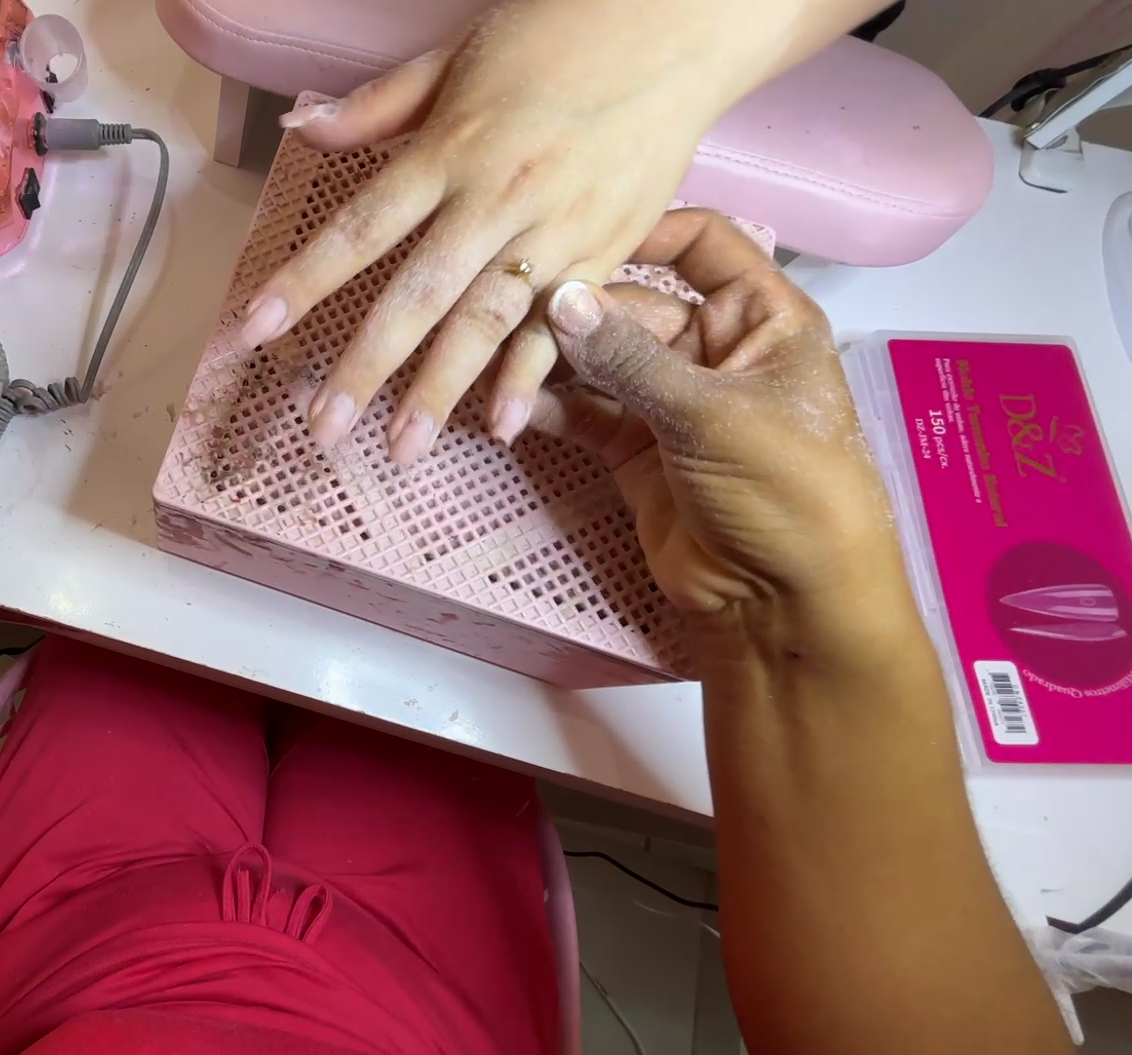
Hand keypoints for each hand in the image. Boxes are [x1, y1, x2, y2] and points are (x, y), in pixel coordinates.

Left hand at [243, 0, 788, 463]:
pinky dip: (531, 377)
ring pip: (484, 322)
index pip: (361, 228)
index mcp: (448, 150)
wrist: (686, 14)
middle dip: (366, 367)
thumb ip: (377, 105)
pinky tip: (499, 428)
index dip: (305, 280)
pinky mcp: (603, 252)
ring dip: (439, 392)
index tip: (256, 330)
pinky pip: (562, 325)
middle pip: (416, 296)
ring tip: (400, 450)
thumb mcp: (457, 55)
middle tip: (323, 429)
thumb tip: (298, 124)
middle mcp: (494, 199)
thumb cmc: (560, 31)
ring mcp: (553, 231)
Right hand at [532, 210, 900, 624]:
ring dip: (550, 368)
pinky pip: (581, 412)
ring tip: (497, 371)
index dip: (643, 233)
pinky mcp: (628, 446)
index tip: (572, 232)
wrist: (776, 597)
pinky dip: (549, 409)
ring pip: (596, 364)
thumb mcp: (710, 413)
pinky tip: (512, 408)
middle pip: (629, 310)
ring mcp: (662, 400)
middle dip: (574, 320)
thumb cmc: (783, 488)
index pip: (702, 246)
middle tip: (509, 326)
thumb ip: (629, 358)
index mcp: (758, 319)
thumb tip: (558, 298)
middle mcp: (706, 350)